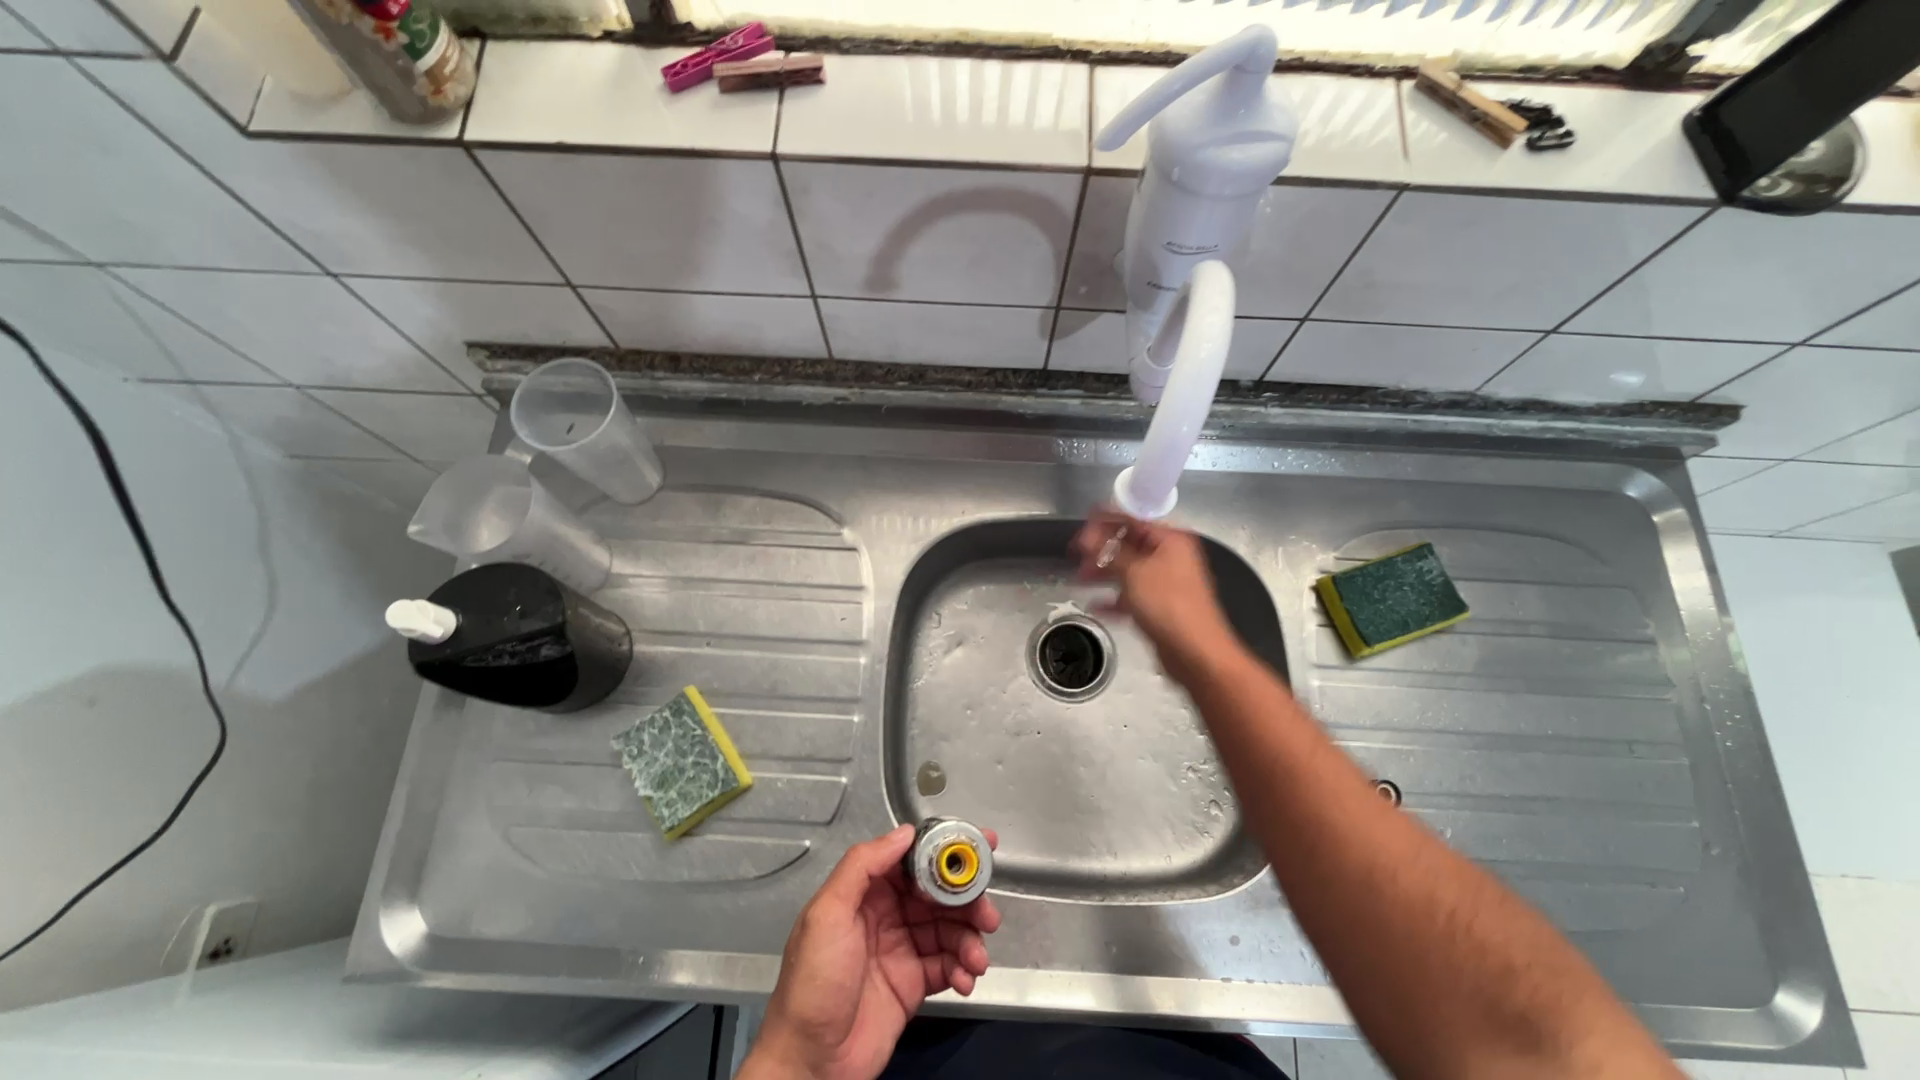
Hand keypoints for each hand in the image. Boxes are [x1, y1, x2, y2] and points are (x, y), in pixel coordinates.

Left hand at [741, 825, 1001, 1079]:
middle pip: (937, 895)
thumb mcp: (828, 914)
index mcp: (864, 893)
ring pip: (949, 930)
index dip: (944, 852)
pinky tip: (965, 979)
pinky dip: (963, 969)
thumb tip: (904, 833)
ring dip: (970, 939)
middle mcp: (885, 916)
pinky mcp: (914, 985)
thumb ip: (863, 866)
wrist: (812, 1061)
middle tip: (988, 913)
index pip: (911, 862)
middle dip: (967, 900)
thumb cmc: (814, 982)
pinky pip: (948, 966)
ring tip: (977, 958)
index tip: (979, 846)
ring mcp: (901, 951)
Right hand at [1072, 508, 1240, 686]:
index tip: (1081, 527)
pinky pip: (1132, 594)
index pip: (1132, 520)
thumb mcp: (1134, 572)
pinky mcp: (1161, 606)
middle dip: (1102, 550)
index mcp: (1170, 540)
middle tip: (1076, 555)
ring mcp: (1167, 582)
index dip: (1105, 522)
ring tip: (1080, 578)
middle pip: (1130, 545)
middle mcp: (1171, 557)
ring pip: (1129, 570)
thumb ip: (1109, 552)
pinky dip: (1114, 597)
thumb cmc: (1167, 605)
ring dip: (1105, 573)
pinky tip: (1095, 605)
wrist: (1196, 652)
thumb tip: (1087, 535)